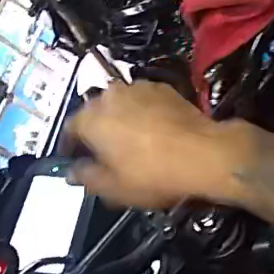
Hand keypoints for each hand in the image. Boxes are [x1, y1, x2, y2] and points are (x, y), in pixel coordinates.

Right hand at [66, 82, 267, 210]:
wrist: (204, 153)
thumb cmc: (154, 173)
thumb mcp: (112, 187)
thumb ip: (86, 177)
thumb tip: (74, 172)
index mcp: (91, 117)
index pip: (69, 128)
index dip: (70, 146)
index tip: (75, 158)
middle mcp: (111, 95)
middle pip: (94, 111)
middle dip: (95, 130)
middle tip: (103, 152)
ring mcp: (138, 87)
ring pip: (119, 103)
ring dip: (119, 118)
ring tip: (130, 141)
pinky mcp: (162, 87)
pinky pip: (142, 99)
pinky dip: (142, 111)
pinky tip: (153, 130)